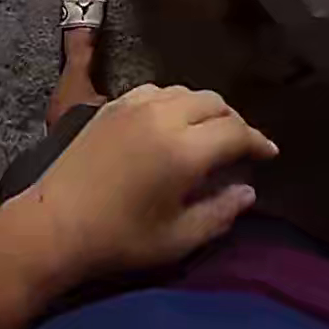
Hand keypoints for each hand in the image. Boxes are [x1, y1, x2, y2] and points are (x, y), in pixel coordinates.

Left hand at [0, 85, 278, 288]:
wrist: (58, 218)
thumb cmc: (122, 236)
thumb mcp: (179, 238)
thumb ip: (221, 211)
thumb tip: (247, 189)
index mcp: (183, 148)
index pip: (234, 131)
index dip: (258, 141)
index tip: (270, 153)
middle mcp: (161, 115)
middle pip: (211, 101)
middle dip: (233, 121)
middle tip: (241, 145)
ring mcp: (133, 104)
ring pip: (183, 91)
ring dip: (203, 107)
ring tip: (209, 131)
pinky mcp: (112, 104)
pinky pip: (154, 90)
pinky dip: (173, 100)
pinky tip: (172, 121)